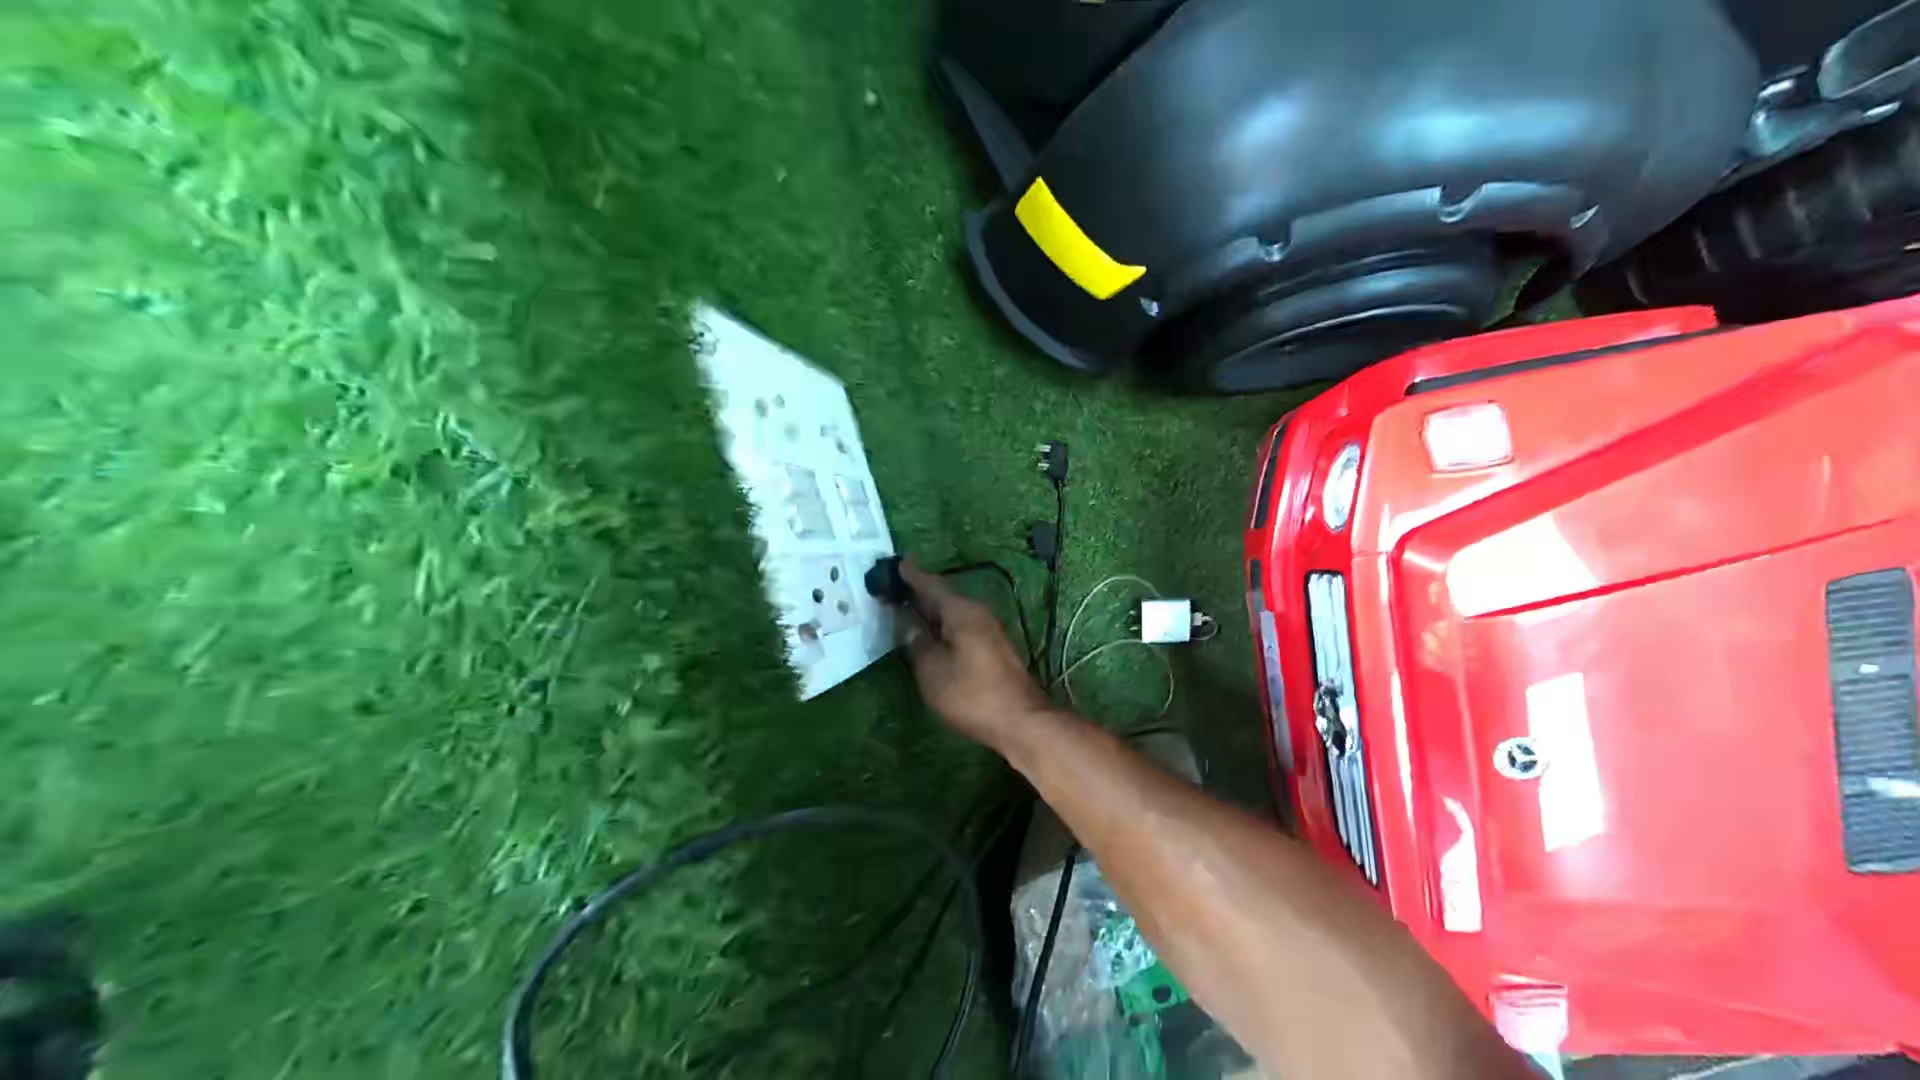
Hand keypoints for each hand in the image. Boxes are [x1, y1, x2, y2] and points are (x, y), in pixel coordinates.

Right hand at [899, 560, 1052, 750]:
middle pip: (942, 596)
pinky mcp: (992, 647)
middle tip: (891, 587)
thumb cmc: (971, 694)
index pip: (930, 584)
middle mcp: (977, 612)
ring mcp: (988, 629)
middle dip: (918, 592)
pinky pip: (960, 625)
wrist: (1021, 720)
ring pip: (952, 612)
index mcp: (960, 611)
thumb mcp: (932, 670)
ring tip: (905, 608)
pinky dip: (942, 624)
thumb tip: (908, 622)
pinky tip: (930, 633)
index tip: (892, 564)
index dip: (910, 575)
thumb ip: (917, 642)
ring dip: (930, 610)